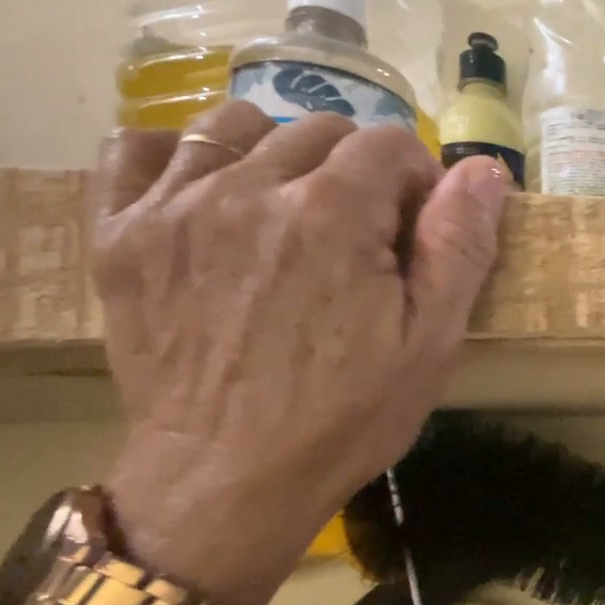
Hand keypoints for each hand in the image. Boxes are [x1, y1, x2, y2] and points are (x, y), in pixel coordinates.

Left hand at [91, 101, 509, 604]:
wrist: (230, 479)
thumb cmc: (347, 417)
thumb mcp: (431, 344)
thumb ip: (459, 247)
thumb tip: (484, 169)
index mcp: (334, 215)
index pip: (388, 143)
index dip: (417, 180)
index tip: (418, 231)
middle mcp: (249, 188)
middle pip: (317, 129)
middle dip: (356, 169)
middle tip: (364, 236)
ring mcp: (174, 207)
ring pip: (234, 125)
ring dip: (278, 153)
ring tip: (292, 213)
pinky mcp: (120, 235)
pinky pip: (135, 149)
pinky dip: (178, 156)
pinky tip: (207, 195)